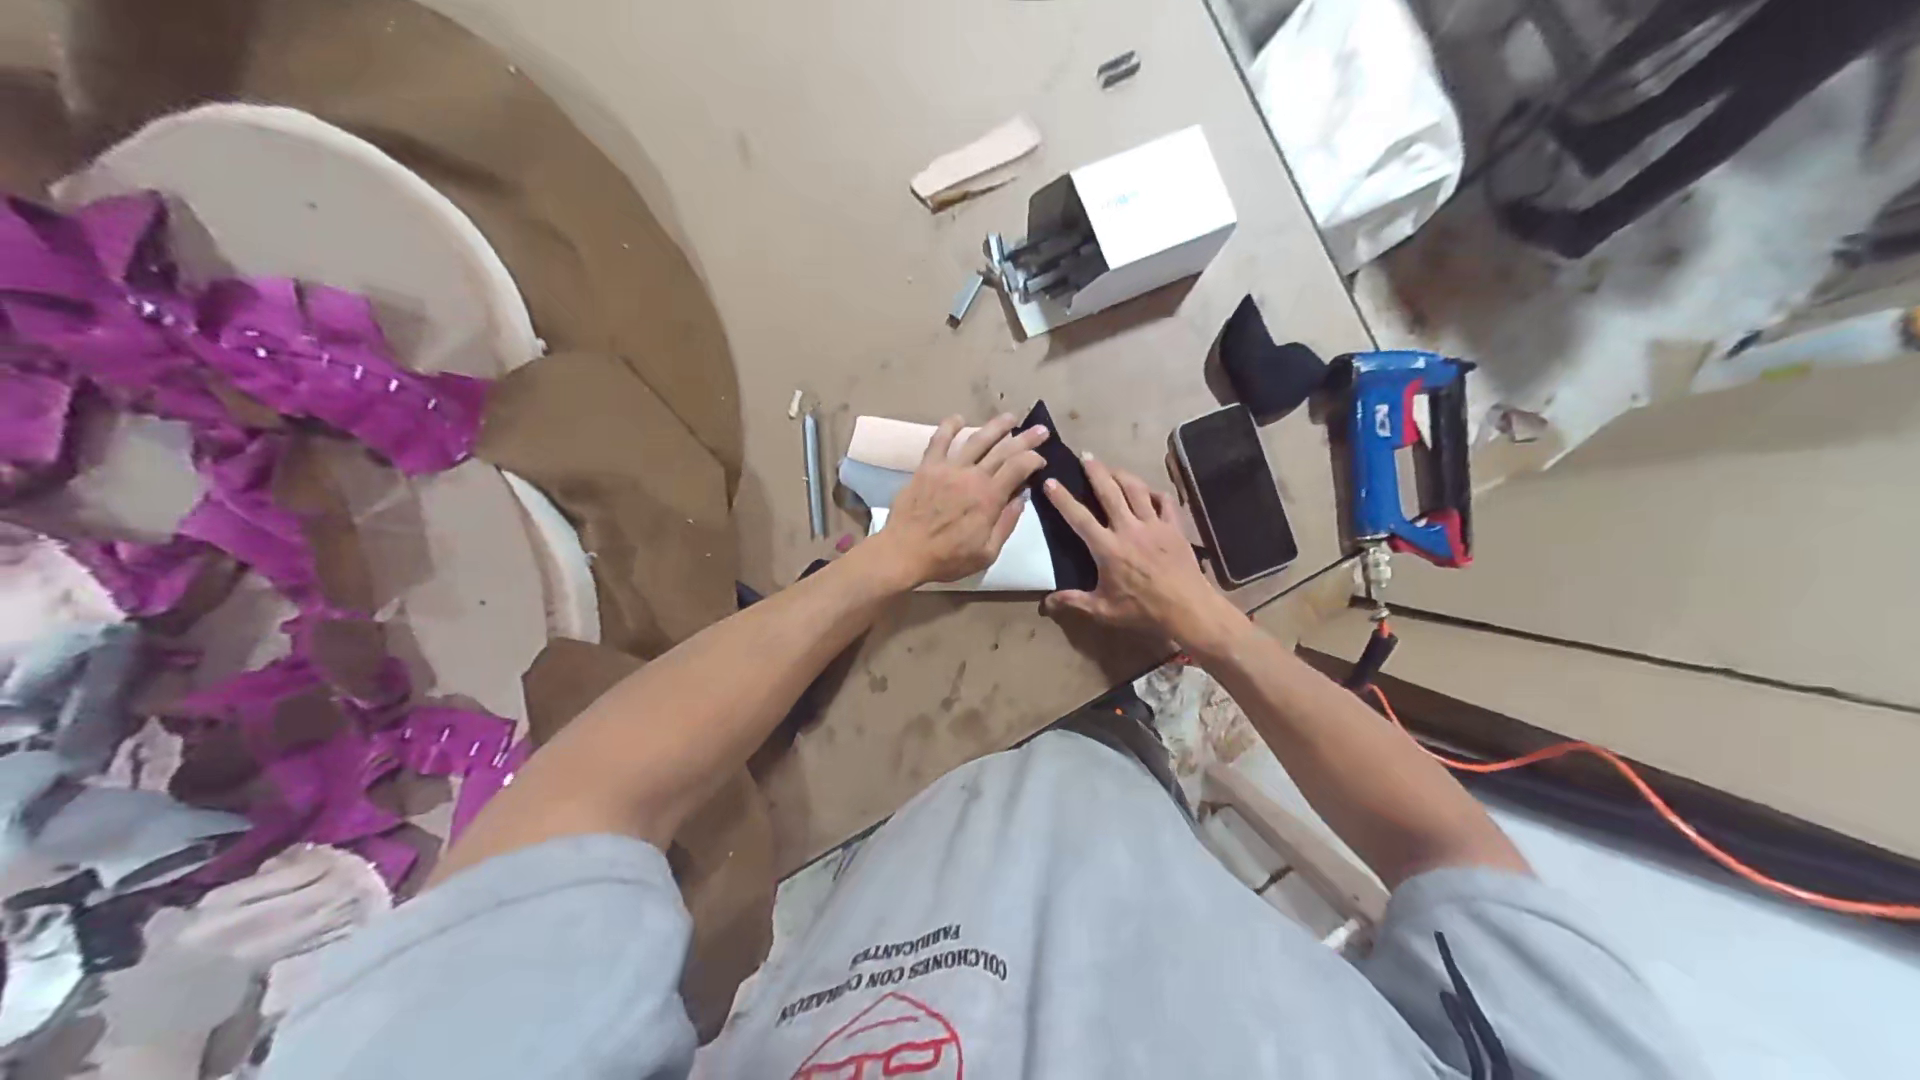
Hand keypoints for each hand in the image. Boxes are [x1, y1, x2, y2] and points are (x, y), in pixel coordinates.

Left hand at [870, 413, 1048, 586]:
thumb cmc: (947, 558)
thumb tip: (1022, 498)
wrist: (904, 552)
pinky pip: (939, 440)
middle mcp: (972, 476)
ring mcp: (948, 469)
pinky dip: (949, 426)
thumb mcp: (987, 553)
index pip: (1019, 467)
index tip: (1041, 459)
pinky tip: (959, 418)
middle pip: (1004, 449)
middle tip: (1040, 429)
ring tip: (1010, 417)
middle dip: (1025, 438)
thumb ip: (1006, 523)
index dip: (1034, 459)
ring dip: (995, 426)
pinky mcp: (927, 467)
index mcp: (989, 498)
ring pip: (976, 439)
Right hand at [1041, 454, 1243, 651]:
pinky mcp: (1174, 528)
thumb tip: (1046, 603)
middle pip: (1109, 492)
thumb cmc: (1142, 610)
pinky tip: (1148, 492)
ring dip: (1122, 474)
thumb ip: (1074, 602)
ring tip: (1112, 468)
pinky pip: (1165, 502)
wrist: (1187, 608)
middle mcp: (1129, 529)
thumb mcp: (1103, 610)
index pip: (1079, 518)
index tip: (1050, 482)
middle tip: (1085, 456)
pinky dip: (1155, 493)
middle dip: (1095, 471)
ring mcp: (1154, 525)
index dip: (1062, 499)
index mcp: (1107, 548)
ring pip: (1136, 490)